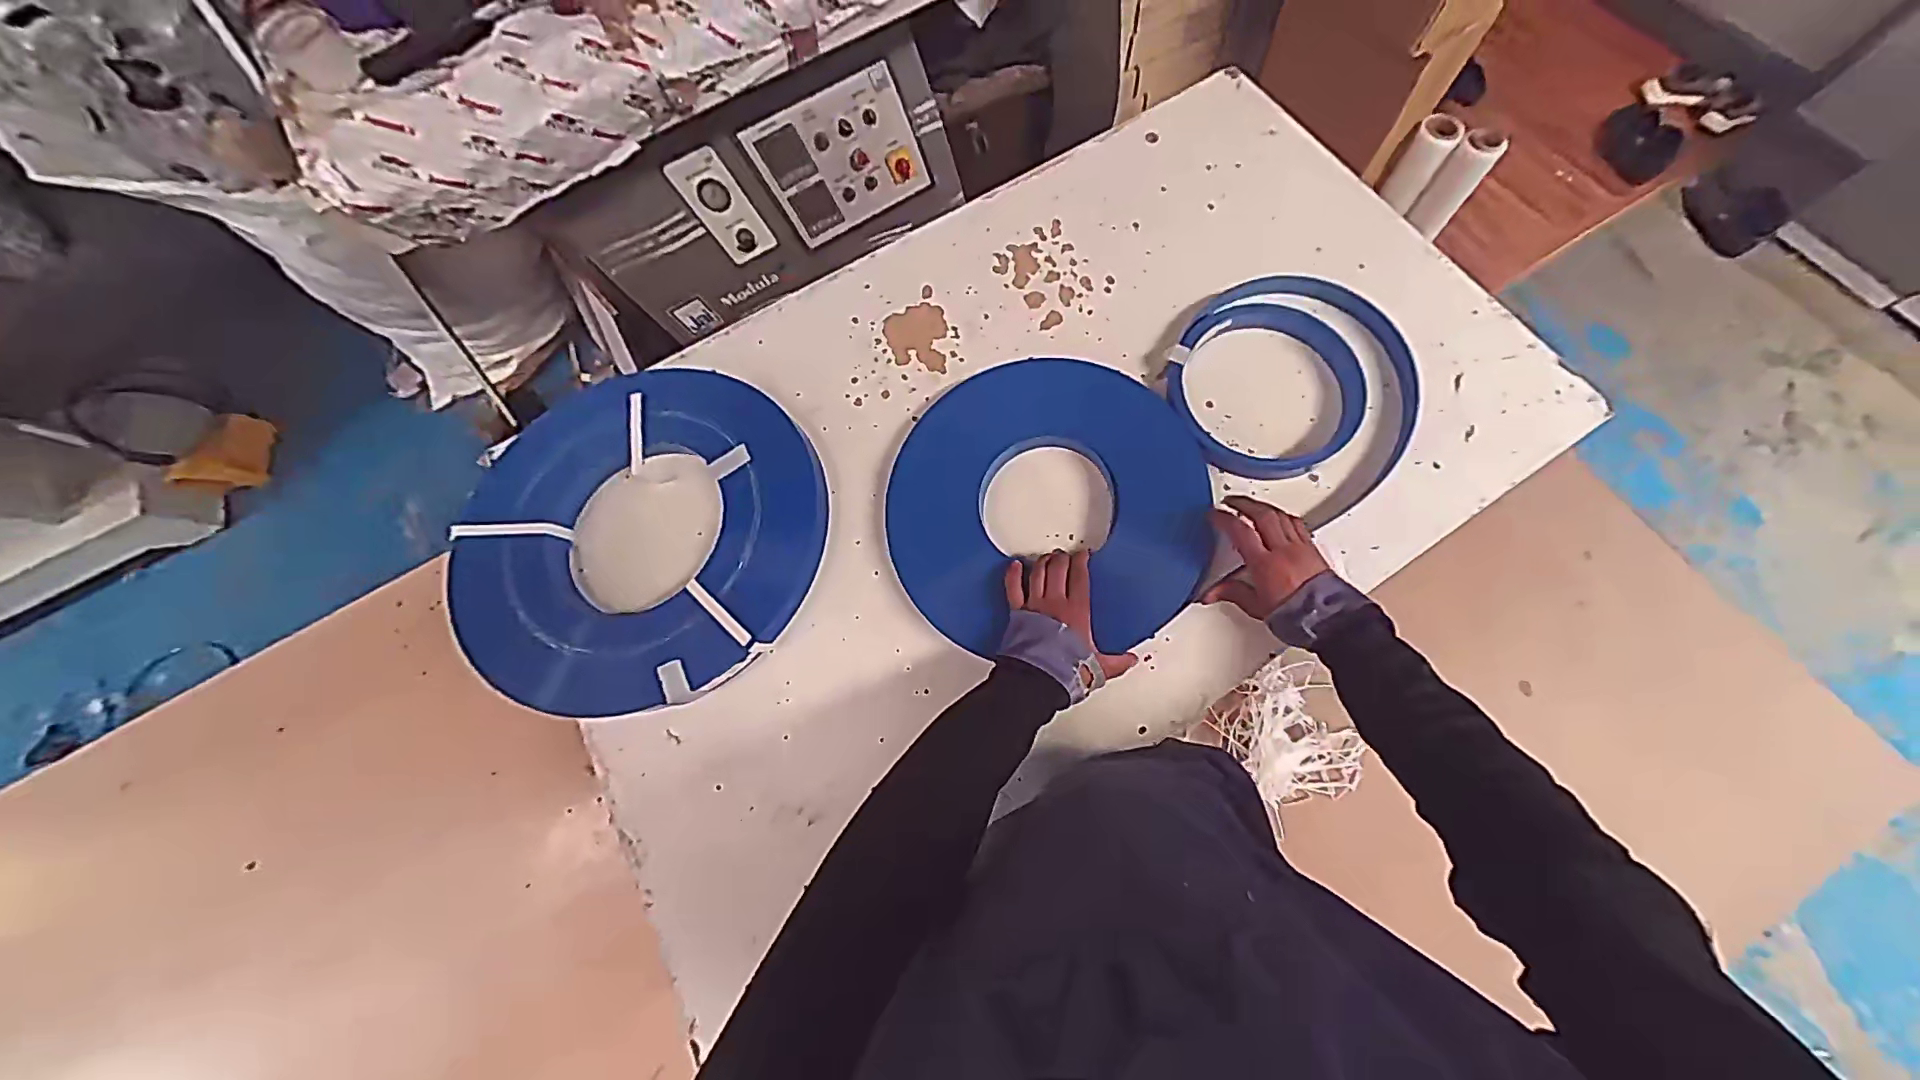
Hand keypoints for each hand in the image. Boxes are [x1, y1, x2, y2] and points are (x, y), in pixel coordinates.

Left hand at [1004, 550, 1138, 679]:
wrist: (1039, 678)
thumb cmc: (1066, 670)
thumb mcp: (1098, 667)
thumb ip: (1115, 662)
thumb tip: (1130, 661)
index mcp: (1076, 611)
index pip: (1079, 577)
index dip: (1081, 561)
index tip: (1082, 555)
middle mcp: (1055, 603)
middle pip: (1057, 569)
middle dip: (1061, 558)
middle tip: (1064, 555)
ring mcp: (1034, 606)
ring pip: (1037, 574)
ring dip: (1042, 562)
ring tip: (1045, 558)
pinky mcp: (1017, 614)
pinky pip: (1013, 588)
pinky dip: (1013, 575)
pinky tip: (1014, 566)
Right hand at [1201, 496, 1330, 619]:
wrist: (1328, 621)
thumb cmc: (1297, 616)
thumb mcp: (1256, 606)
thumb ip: (1233, 593)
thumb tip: (1214, 592)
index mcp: (1265, 564)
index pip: (1240, 531)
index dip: (1224, 518)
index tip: (1215, 514)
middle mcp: (1283, 551)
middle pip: (1262, 514)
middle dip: (1243, 503)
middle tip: (1231, 502)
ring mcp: (1300, 548)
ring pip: (1280, 515)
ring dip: (1263, 506)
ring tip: (1253, 505)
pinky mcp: (1313, 549)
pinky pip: (1297, 524)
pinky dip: (1284, 516)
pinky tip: (1281, 517)